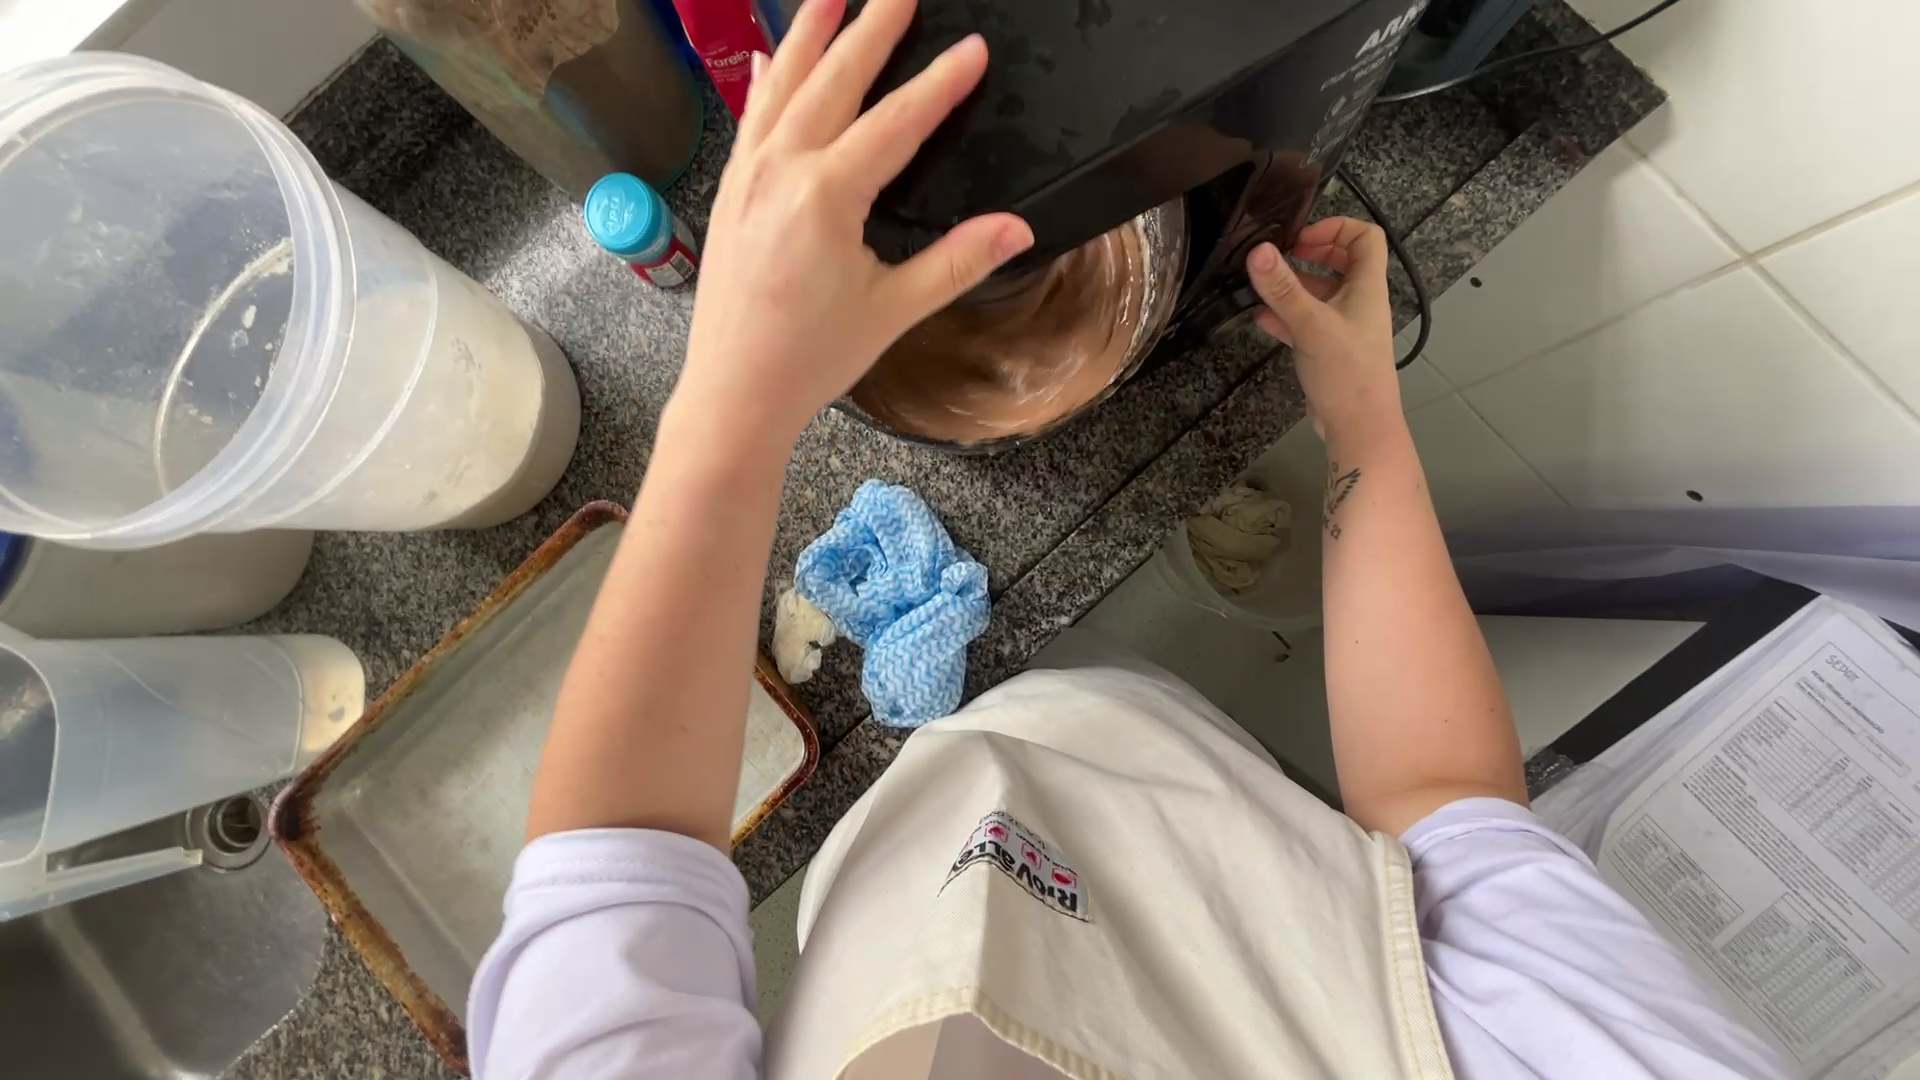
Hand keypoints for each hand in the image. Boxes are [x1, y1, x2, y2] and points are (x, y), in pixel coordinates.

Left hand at [672, 0, 1033, 441]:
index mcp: (827, 195)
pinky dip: (768, 82)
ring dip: (812, 32)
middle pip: (835, 80)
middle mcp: (781, 170)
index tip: (971, 51)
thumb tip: (1015, 230)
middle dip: (872, 27)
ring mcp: (747, 178)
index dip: (939, 84)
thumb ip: (955, 262)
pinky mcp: (730, 195)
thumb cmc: (809, 357)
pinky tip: (773, 59)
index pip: (896, 122)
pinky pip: (751, 119)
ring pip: (784, 85)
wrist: (735, 391)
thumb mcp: (893, 311)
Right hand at [1246, 217, 1399, 440]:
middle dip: (1310, 256)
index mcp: (1366, 287)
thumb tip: (1258, 251)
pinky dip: (1285, 317)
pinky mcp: (1326, 350)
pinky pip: (1305, 323)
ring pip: (1319, 295)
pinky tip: (1261, 319)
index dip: (1336, 228)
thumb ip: (1284, 288)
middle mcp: (1357, 302)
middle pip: (1341, 263)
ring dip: (1293, 288)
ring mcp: (1342, 327)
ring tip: (1262, 287)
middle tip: (1279, 258)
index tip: (1300, 238)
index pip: (1365, 238)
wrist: (1357, 423)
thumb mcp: (1311, 324)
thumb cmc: (1345, 370)